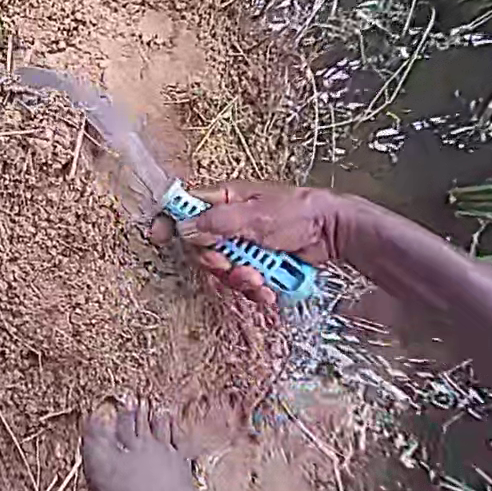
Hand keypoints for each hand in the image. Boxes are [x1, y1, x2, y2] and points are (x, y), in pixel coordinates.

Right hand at [149, 182, 360, 306]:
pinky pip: (241, 281)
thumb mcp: (256, 215)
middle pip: (200, 247)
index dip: (168, 220)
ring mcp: (241, 244)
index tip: (157, 236)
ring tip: (260, 280)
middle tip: (231, 265)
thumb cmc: (298, 213)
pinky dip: (254, 289)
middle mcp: (227, 222)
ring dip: (238, 279)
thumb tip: (183, 228)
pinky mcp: (255, 263)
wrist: (334, 233)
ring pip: (221, 268)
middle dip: (215, 262)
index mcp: (223, 201)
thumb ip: (216, 223)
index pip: (184, 207)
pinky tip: (268, 289)